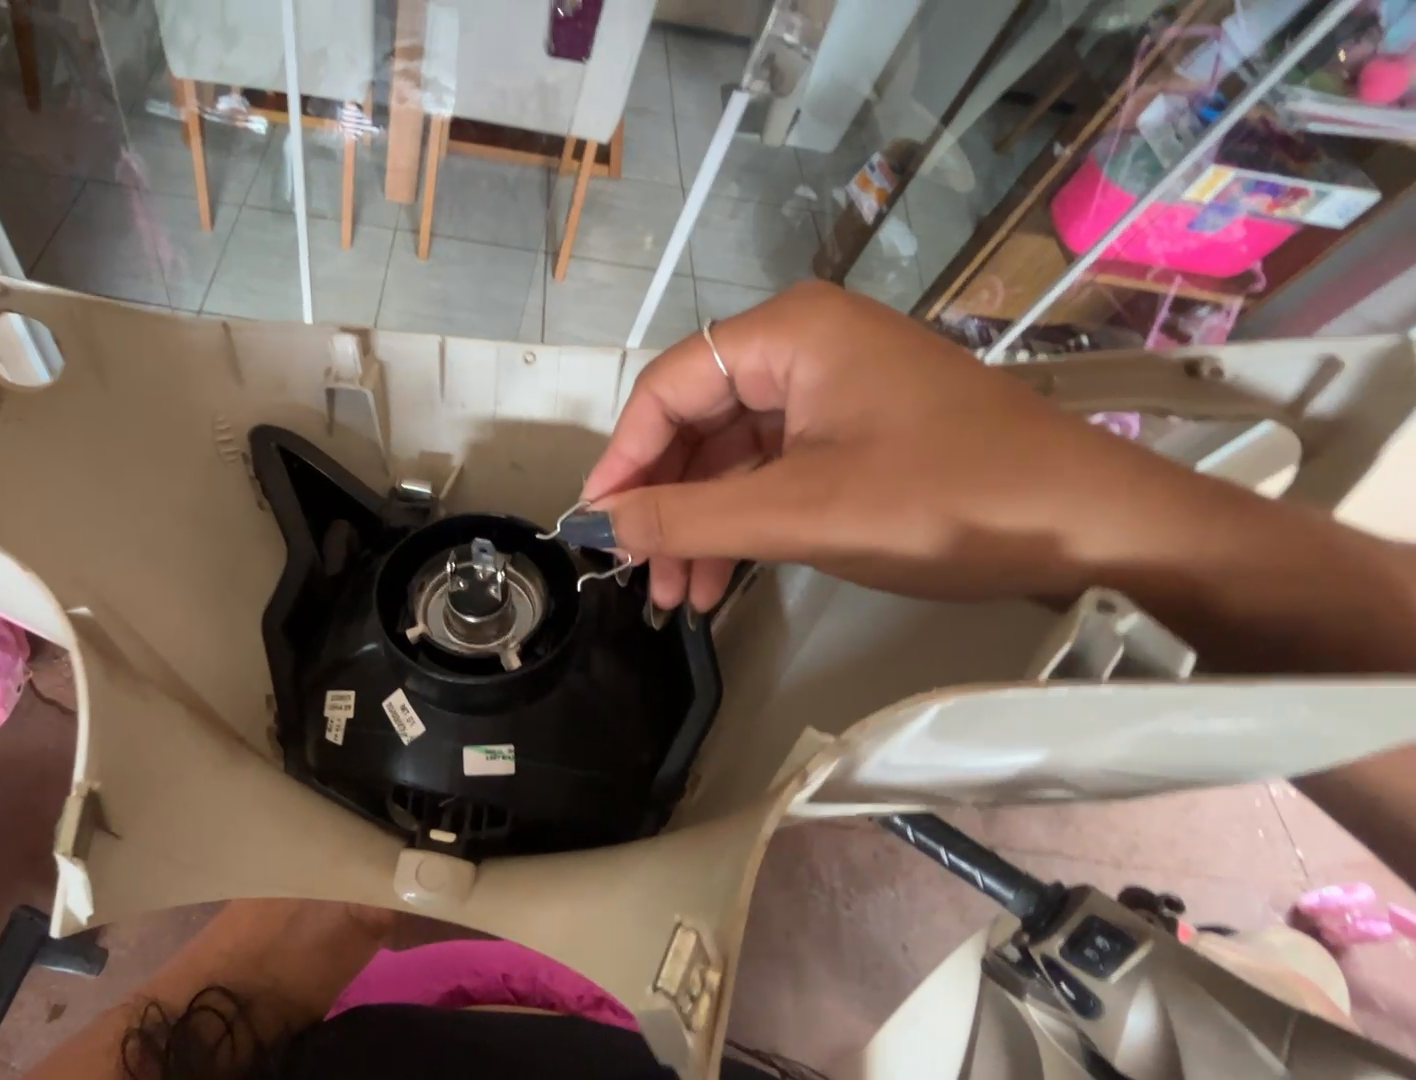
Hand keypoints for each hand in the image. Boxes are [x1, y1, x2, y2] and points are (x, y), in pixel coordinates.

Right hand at [580, 282, 1206, 610]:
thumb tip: (597, 524)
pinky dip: (741, 524)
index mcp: (789, 334)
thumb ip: (687, 518)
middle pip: (695, 422)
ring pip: (729, 456)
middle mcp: (802, 347)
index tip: (593, 523)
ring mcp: (829, 391)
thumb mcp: (800, 513)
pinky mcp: (850, 432)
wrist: (1099, 530)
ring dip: (698, 525)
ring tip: (677, 595)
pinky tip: (720, 579)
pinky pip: (770, 472)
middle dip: (663, 503)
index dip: (623, 458)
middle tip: (636, 572)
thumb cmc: (946, 502)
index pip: (668, 387)